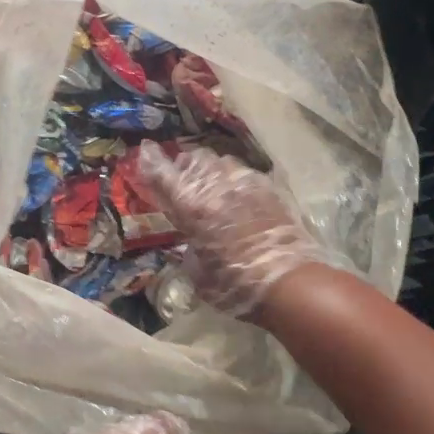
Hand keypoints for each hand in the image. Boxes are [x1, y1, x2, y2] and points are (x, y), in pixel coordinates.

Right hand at [137, 146, 331, 317]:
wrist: (288, 282)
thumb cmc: (234, 284)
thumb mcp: (197, 270)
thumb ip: (188, 246)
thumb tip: (191, 240)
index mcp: (192, 206)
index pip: (163, 172)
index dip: (151, 160)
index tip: (145, 150)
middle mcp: (217, 186)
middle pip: (193, 159)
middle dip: (184, 166)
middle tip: (182, 180)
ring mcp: (246, 182)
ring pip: (220, 161)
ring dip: (211, 171)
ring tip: (211, 186)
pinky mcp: (269, 188)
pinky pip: (244, 174)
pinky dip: (234, 181)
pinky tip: (238, 196)